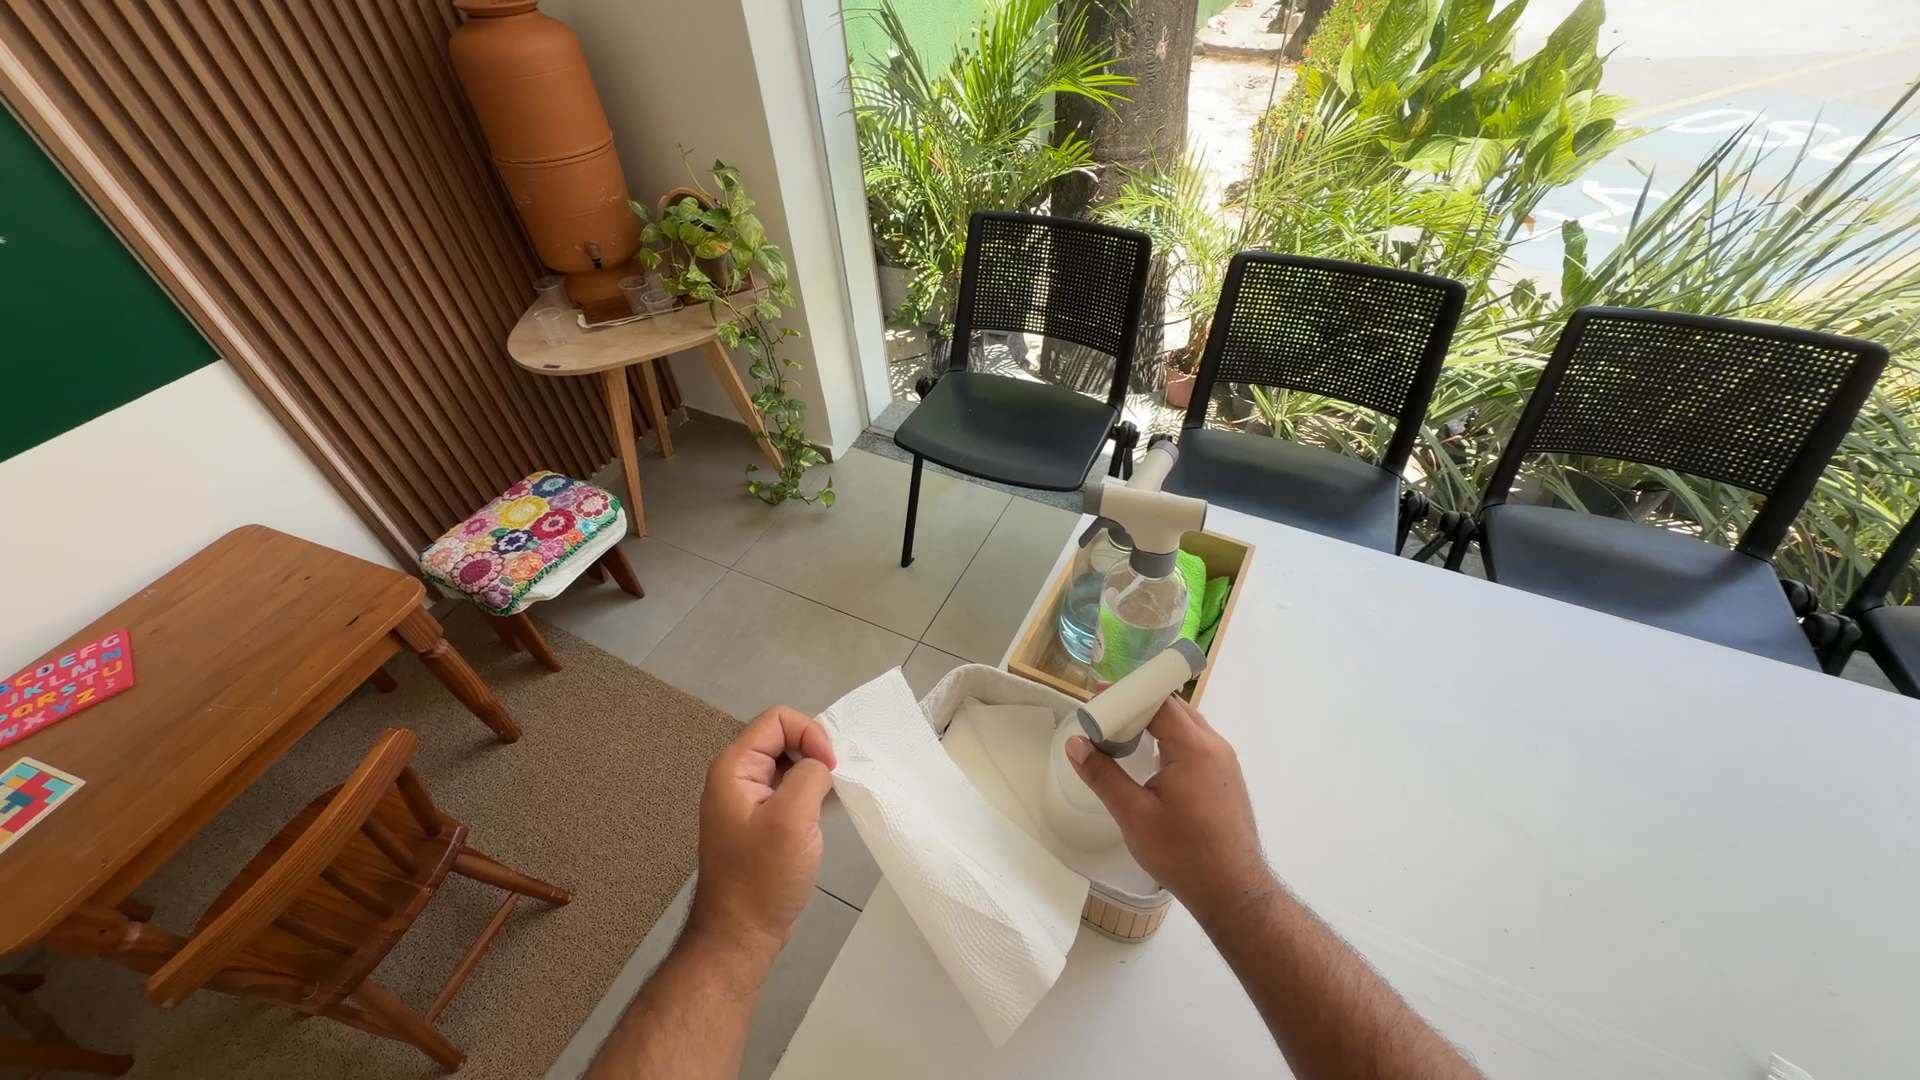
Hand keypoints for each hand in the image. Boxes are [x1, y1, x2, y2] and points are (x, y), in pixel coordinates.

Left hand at [689, 706, 836, 953]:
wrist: (741, 936)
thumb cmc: (763, 876)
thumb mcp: (792, 818)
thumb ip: (810, 775)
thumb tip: (819, 766)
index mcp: (734, 768)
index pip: (777, 719)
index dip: (809, 733)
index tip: (829, 766)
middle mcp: (736, 777)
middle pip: (782, 737)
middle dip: (814, 751)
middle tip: (834, 781)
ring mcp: (748, 800)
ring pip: (788, 763)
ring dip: (815, 773)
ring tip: (833, 796)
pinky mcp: (761, 821)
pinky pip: (789, 788)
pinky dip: (810, 791)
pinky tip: (827, 809)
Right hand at [1066, 695, 1272, 922]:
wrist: (1234, 893)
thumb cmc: (1183, 854)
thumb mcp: (1133, 815)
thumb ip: (1103, 775)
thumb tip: (1076, 745)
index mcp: (1194, 748)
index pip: (1159, 702)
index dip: (1127, 695)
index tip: (1098, 697)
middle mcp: (1215, 746)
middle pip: (1174, 708)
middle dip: (1138, 705)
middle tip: (1105, 715)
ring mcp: (1225, 762)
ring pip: (1186, 725)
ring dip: (1155, 723)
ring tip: (1121, 734)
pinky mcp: (1226, 778)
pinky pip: (1195, 743)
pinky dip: (1170, 739)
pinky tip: (1149, 759)